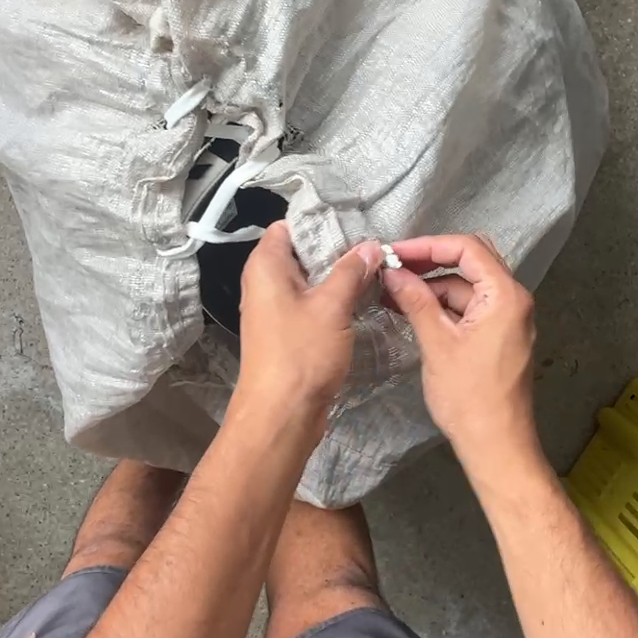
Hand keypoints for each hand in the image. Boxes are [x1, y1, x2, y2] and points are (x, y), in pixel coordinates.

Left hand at [236, 222, 382, 420]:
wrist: (281, 415)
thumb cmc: (301, 353)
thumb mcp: (332, 306)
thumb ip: (351, 271)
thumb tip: (370, 245)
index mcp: (265, 266)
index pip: (287, 226)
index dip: (318, 221)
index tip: (353, 222)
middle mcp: (264, 282)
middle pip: (300, 252)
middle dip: (334, 248)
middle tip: (372, 246)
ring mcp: (274, 309)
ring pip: (308, 279)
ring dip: (336, 275)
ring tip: (373, 268)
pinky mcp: (286, 331)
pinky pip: (310, 303)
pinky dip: (331, 299)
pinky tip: (359, 299)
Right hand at [379, 235, 537, 452]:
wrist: (496, 446)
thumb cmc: (469, 397)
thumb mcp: (437, 343)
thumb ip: (415, 301)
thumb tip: (392, 272)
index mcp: (505, 296)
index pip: (467, 248)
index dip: (428, 245)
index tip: (395, 253)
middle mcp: (512, 300)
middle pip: (470, 261)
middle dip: (430, 260)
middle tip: (394, 266)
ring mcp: (507, 318)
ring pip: (466, 285)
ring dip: (431, 285)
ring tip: (393, 291)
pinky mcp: (497, 335)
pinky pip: (468, 307)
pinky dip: (441, 305)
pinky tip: (411, 310)